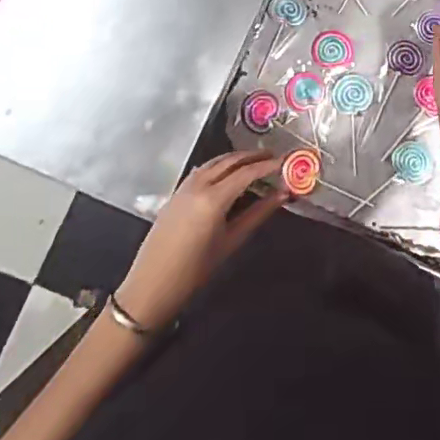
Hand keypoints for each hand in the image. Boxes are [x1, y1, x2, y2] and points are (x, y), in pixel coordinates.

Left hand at [115, 151, 288, 329]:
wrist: (153, 283)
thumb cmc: (196, 269)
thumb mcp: (231, 241)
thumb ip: (258, 214)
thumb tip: (282, 194)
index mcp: (213, 198)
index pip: (246, 173)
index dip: (268, 165)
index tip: (286, 161)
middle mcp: (198, 185)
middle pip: (229, 161)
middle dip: (252, 156)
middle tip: (274, 156)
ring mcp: (184, 186)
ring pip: (214, 162)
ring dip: (235, 158)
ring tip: (255, 161)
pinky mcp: (177, 192)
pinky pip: (202, 170)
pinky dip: (219, 166)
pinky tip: (228, 173)